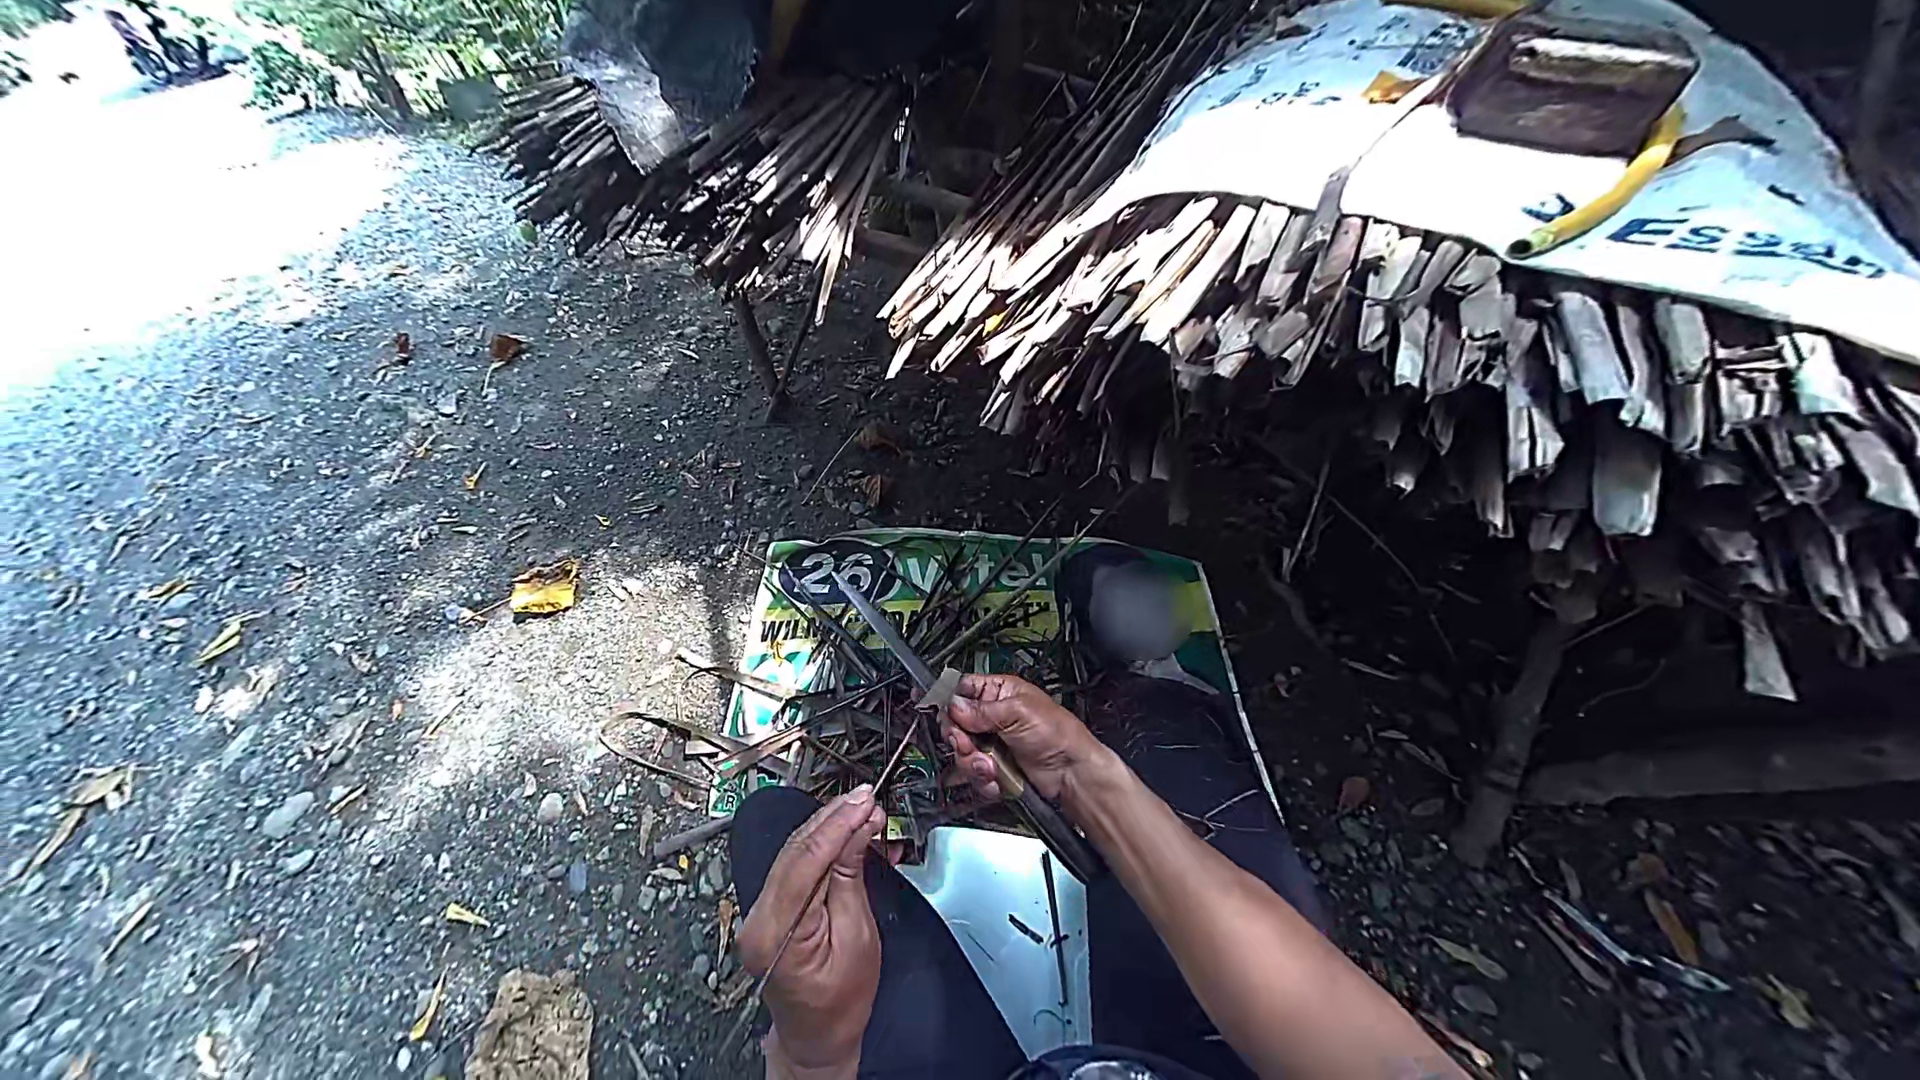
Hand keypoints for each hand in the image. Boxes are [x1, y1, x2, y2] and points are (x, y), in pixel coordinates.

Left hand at [737, 786, 884, 1077]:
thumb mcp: (858, 937)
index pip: (806, 858)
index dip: (839, 824)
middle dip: (837, 818)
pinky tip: (847, 830)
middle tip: (868, 800)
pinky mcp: (772, 904)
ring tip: (863, 810)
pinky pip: (798, 861)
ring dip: (832, 825)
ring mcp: (761, 910)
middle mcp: (759, 917)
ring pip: (797, 849)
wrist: (819, 1037)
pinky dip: (825, 842)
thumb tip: (858, 829)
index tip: (865, 803)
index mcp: (776, 933)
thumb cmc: (840, 1003)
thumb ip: (852, 877)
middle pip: (798, 848)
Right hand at [944, 673, 1107, 801]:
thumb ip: (983, 710)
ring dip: (972, 762)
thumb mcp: (1019, 712)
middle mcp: (993, 715)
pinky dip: (982, 779)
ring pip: (962, 751)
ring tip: (989, 766)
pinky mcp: (994, 765)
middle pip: (956, 724)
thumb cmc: (1059, 734)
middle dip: (960, 739)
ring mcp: (993, 742)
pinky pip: (973, 772)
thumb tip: (954, 706)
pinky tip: (996, 778)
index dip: (952, 704)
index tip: (950, 718)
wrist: (1073, 773)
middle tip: (968, 746)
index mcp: (1000, 692)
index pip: (962, 690)